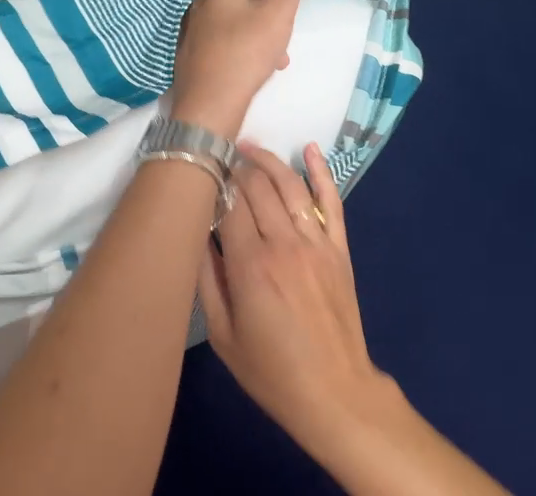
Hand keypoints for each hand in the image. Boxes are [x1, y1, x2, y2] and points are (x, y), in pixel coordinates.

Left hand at [170, 0, 327, 137]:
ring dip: (260, 36)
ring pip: (236, 24)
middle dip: (270, 16)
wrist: (211, 104)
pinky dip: (243, 50)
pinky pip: (224, 43)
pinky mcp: (192, 55)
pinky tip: (259, 68)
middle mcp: (198, 3)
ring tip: (277, 56)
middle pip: (244, 0)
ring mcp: (191, 31)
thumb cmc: (247, 49)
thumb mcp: (280, 9)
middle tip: (285, 32)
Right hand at [199, 144, 399, 447]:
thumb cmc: (270, 370)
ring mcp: (317, 242)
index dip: (212, 183)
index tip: (199, 172)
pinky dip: (321, 172)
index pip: (228, 204)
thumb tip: (197, 236)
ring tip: (250, 146)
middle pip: (258, 187)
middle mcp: (285, 243)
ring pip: (291, 186)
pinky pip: (331, 200)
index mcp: (251, 266)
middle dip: (237, 166)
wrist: (332, 389)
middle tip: (220, 155)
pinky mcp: (339, 247)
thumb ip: (207, 281)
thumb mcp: (223, 335)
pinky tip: (310, 150)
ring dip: (269, 161)